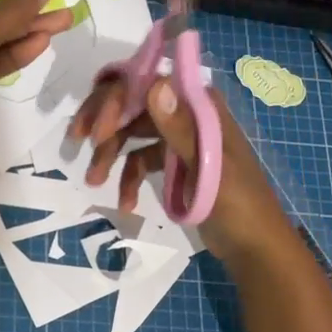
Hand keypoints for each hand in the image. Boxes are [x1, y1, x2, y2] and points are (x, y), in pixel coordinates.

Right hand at [70, 75, 289, 251]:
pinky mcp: (173, 163)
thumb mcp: (209, 167)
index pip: (149, 83)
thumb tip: (156, 85)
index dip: (117, 99)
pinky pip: (139, 161)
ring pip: (130, 133)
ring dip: (109, 153)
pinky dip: (127, 179)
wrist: (254, 248)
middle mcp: (186, 114)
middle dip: (103, 120)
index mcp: (200, 107)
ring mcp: (178, 139)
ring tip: (92, 180)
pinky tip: (124, 203)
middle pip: (133, 103)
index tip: (97, 130)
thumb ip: (180, 128)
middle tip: (78, 139)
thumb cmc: (240, 204)